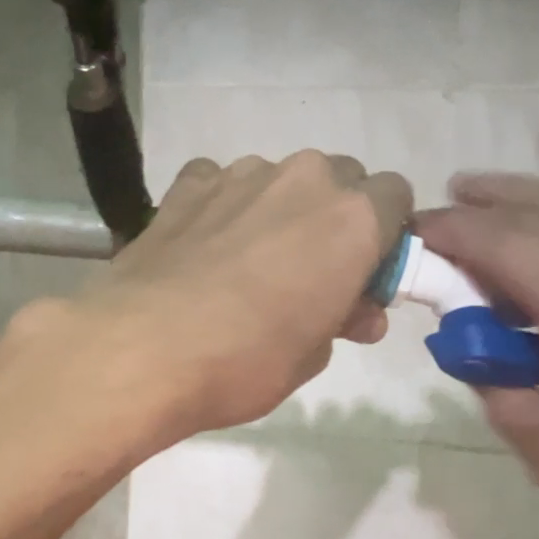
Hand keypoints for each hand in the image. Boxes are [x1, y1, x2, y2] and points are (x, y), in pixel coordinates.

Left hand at [0, 151, 411, 446]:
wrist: (141, 352)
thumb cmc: (243, 364)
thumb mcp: (312, 357)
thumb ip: (342, 320)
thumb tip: (354, 310)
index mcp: (354, 220)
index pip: (396, 200)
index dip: (384, 240)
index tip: (362, 280)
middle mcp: (304, 179)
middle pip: (339, 182)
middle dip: (333, 222)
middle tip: (310, 279)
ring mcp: (240, 175)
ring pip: (279, 181)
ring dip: (278, 214)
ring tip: (248, 270)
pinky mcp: (186, 185)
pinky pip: (221, 185)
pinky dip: (223, 209)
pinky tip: (204, 251)